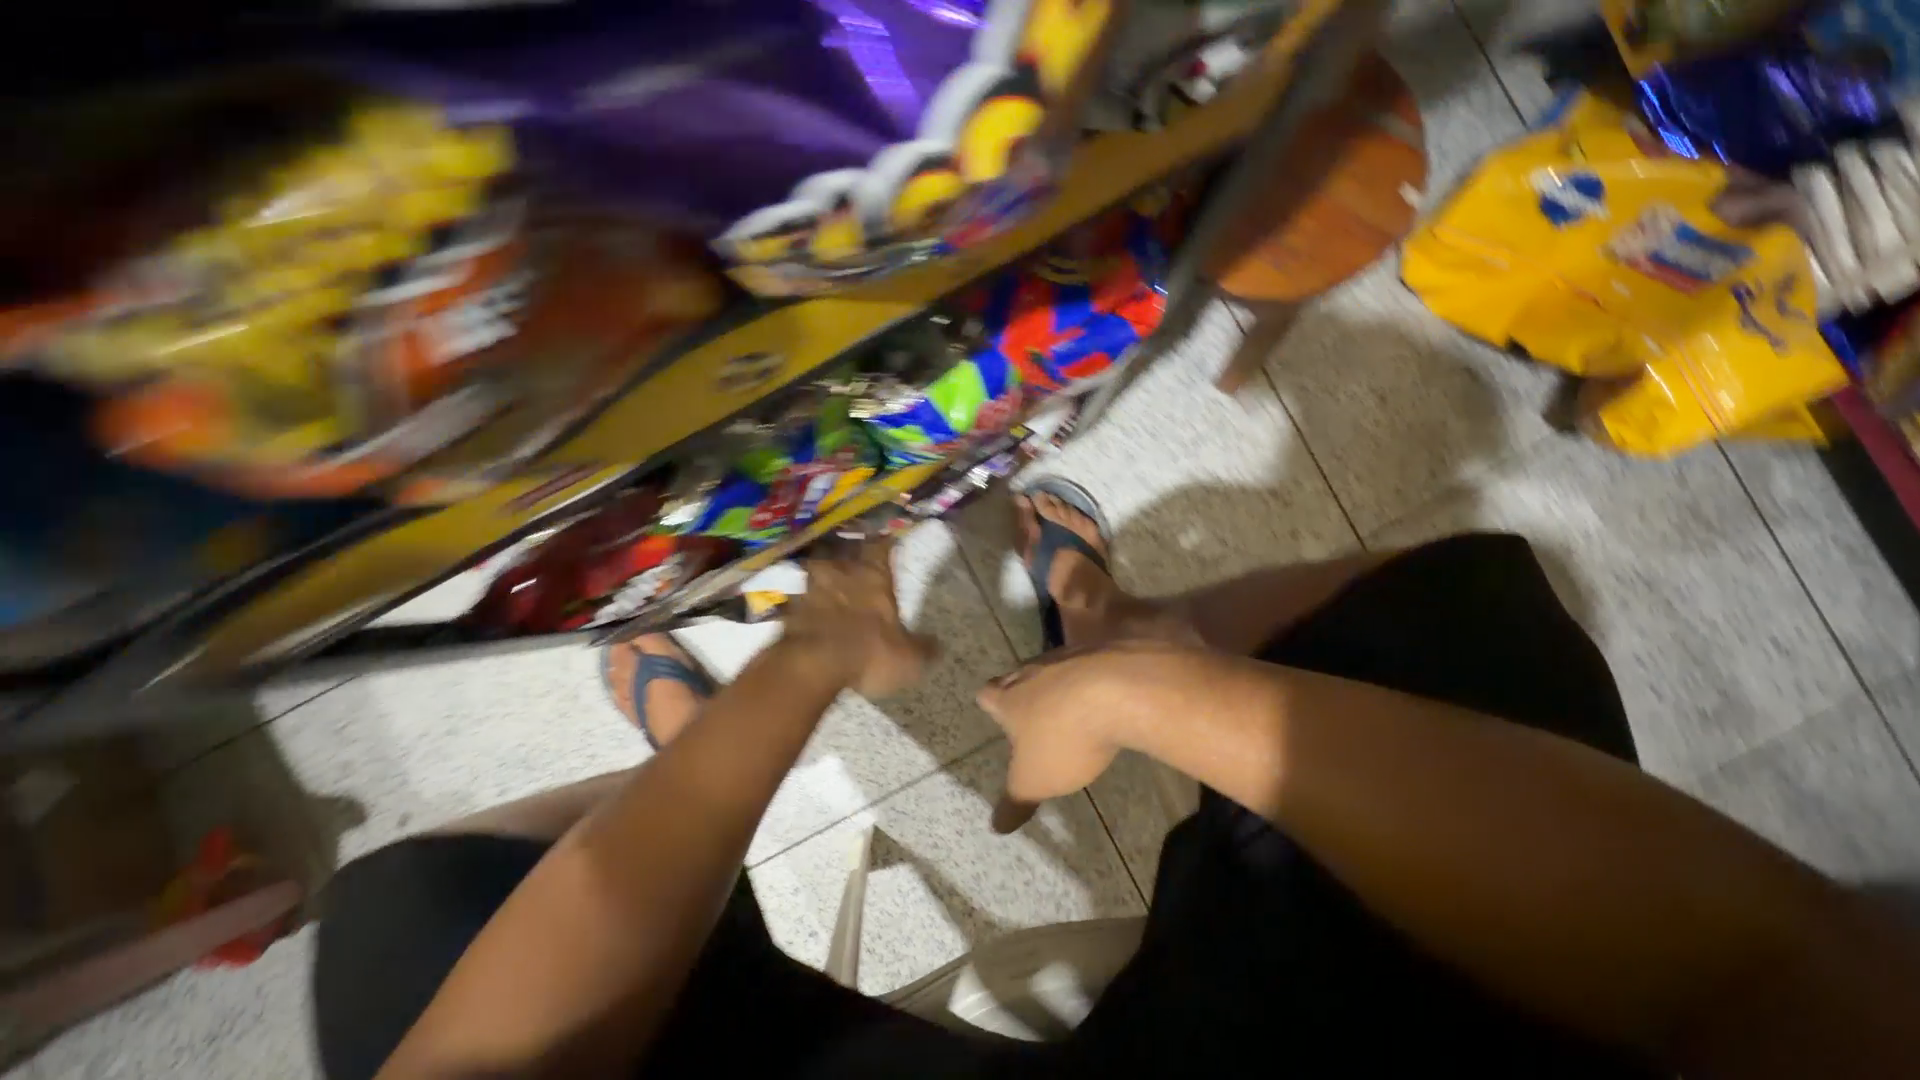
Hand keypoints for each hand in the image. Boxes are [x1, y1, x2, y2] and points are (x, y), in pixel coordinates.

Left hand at [778, 537, 936, 698]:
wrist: (812, 664)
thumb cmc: (868, 653)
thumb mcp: (907, 658)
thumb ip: (922, 648)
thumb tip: (937, 645)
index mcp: (874, 577)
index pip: (880, 547)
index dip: (883, 542)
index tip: (886, 539)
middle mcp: (841, 573)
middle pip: (840, 549)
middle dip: (845, 552)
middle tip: (848, 556)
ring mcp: (810, 588)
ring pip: (814, 568)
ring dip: (819, 573)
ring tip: (823, 581)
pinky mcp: (788, 608)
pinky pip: (795, 598)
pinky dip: (800, 602)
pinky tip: (803, 611)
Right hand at [975, 638, 1203, 832]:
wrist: (1122, 689)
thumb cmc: (1067, 737)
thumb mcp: (1036, 781)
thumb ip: (1016, 802)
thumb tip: (995, 827)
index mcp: (1010, 698)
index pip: (986, 694)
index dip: (991, 705)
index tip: (997, 715)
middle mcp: (1034, 670)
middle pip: (1019, 677)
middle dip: (1023, 694)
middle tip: (1032, 715)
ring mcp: (1070, 657)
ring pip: (1056, 670)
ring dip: (1061, 687)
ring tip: (1073, 710)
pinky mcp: (1104, 652)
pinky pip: (1091, 667)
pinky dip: (1094, 682)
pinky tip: (1107, 700)